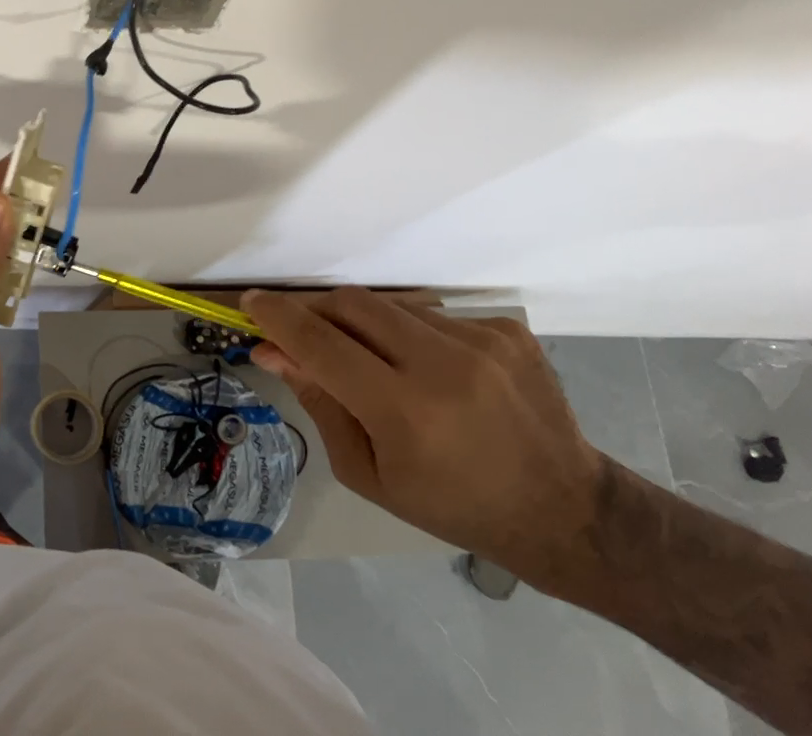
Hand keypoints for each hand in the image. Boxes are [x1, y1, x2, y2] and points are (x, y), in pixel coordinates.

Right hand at [243, 287, 605, 580]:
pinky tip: (429, 373)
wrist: (560, 508)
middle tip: (304, 336)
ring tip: (377, 367)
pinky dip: (412, 335)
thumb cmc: (449, 504)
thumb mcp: (367, 472)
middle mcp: (445, 364)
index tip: (251, 304)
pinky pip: (434, 315)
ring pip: (392, 306)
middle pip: (352, 304)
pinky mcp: (507, 330)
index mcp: (405, 411)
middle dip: (316, 312)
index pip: (321, 344)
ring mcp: (483, 340)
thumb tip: (274, 352)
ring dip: (365, 326)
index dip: (279, 318)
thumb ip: (320, 403)